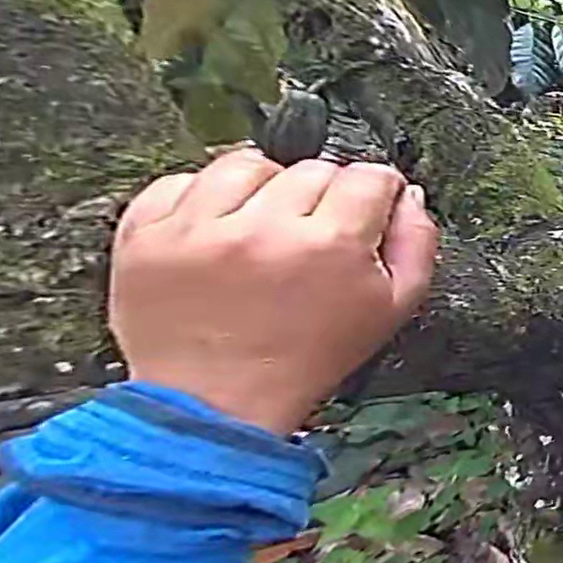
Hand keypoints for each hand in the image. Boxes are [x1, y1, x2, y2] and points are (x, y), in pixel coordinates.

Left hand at [108, 149, 439, 433]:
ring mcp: (197, 231)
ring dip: (269, 185)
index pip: (368, 175)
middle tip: (325, 228)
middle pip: (313, 168)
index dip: (380, 189)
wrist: (221, 397)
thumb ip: (418, 239)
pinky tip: (227, 223)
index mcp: (331, 245)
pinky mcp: (145, 238)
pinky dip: (207, 194)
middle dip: (330, 192)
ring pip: (248, 164)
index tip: (375, 204)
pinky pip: (179, 182)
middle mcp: (263, 229)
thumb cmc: (316, 350)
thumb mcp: (399, 301)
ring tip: (272, 220)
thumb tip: (407, 195)